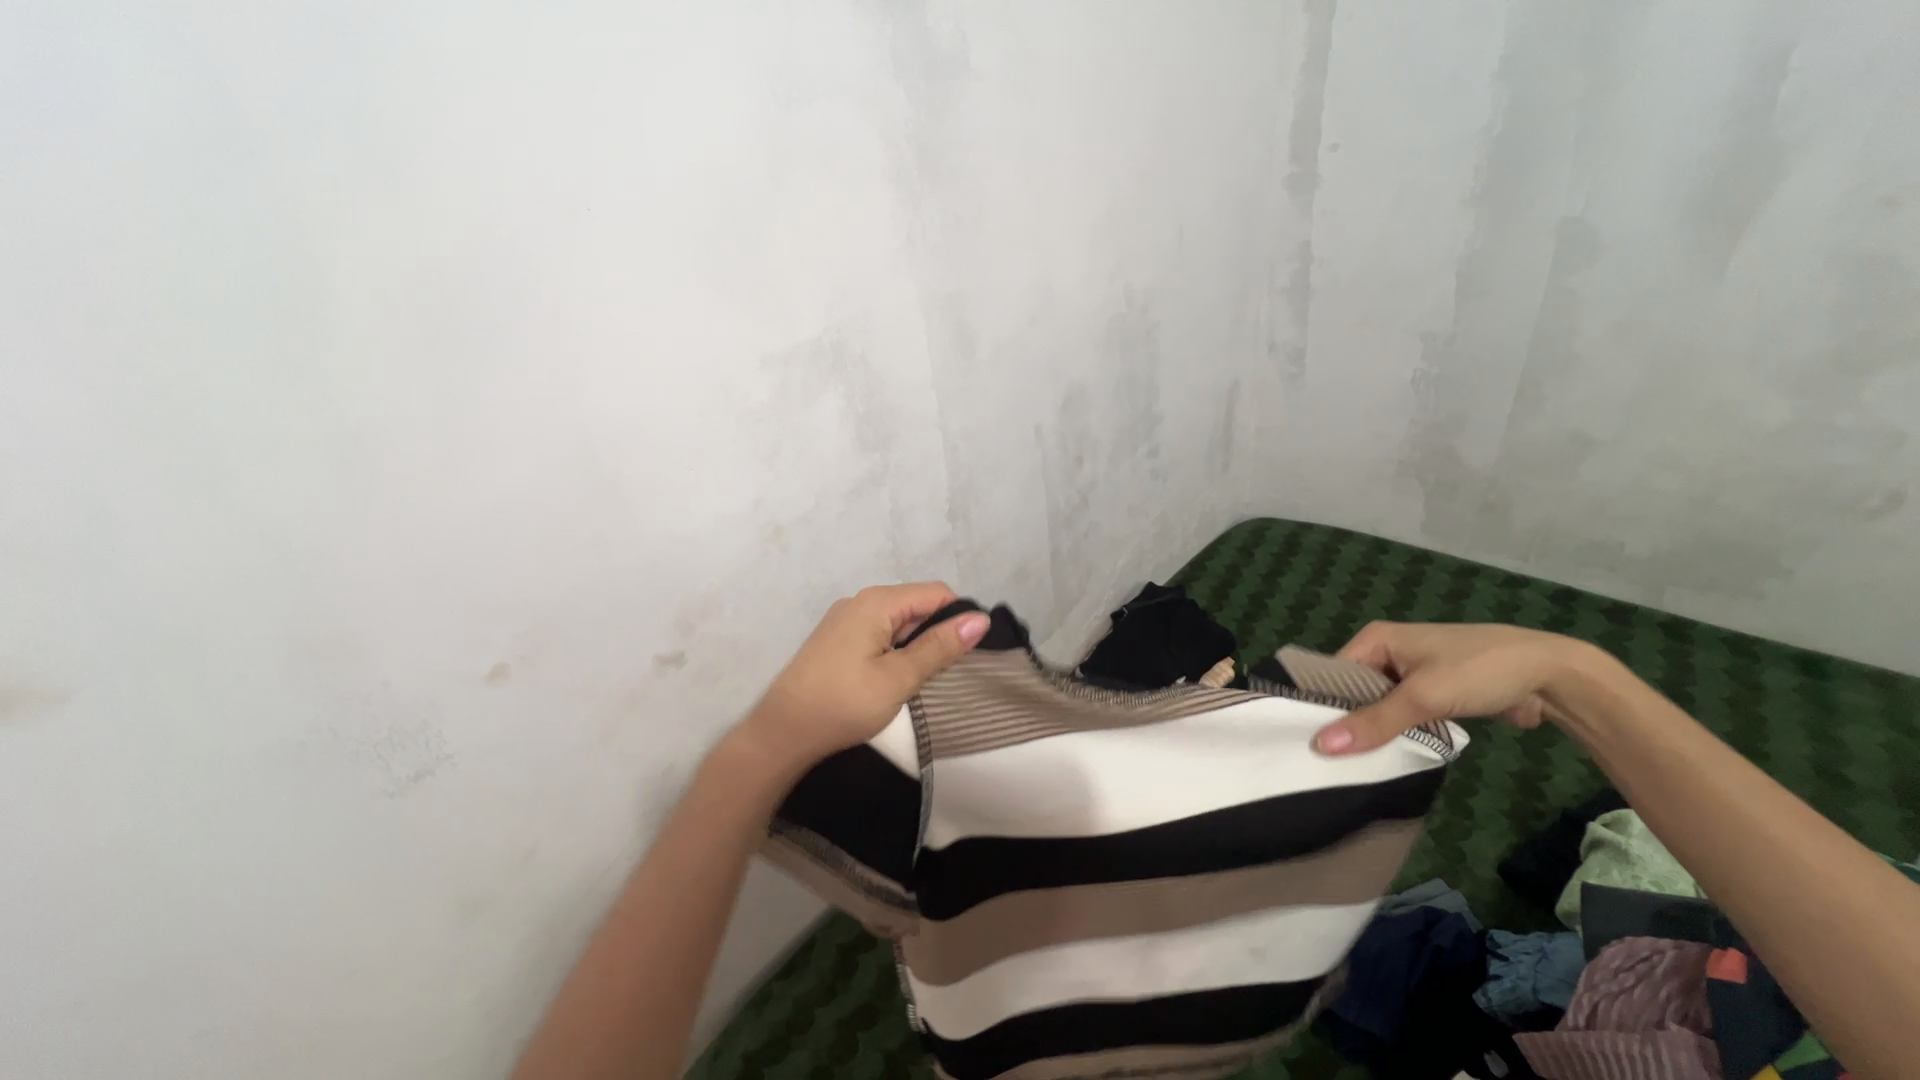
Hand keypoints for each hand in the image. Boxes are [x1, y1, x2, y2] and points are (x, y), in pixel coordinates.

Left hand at [736, 583, 989, 767]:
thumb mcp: (899, 678)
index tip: (972, 653)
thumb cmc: (844, 704)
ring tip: (923, 681)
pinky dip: (895, 651)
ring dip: (916, 646)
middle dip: (937, 633)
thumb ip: (940, 647)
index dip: (959, 618)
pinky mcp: (837, 640)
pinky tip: (895, 681)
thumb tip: (980, 619)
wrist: (783, 732)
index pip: (936, 593)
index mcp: (877, 602)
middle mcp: (860, 602)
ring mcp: (845, 620)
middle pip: (916, 605)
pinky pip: (879, 634)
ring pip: (898, 622)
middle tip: (948, 674)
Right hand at [1313, 622, 1596, 754]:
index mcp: (1376, 638)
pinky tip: (1388, 756)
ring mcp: (1412, 673)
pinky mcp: (1434, 694)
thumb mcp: (1423, 696)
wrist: (1553, 677)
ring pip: (1379, 707)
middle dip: (1347, 722)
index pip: (1331, 673)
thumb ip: (1373, 722)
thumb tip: (1321, 746)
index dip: (1320, 705)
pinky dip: (1397, 733)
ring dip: (1374, 731)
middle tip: (1328, 759)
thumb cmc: (1480, 670)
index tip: (1307, 739)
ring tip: (1353, 763)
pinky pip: (1402, 716)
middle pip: (1353, 691)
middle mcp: (1388, 652)